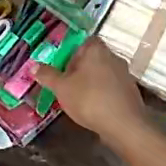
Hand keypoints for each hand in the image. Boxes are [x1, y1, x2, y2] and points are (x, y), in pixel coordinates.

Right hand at [33, 39, 148, 141]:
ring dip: (90, 82)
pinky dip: (102, 93)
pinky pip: (111, 87)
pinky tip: (94, 107)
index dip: (70, 51)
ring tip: (77, 97)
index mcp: (96, 49)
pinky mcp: (131, 91)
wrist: (123, 124)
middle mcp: (113, 56)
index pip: (82, 41)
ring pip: (102, 73)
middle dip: (78, 68)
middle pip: (92, 57)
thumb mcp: (61, 88)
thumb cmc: (89, 100)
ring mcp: (125, 74)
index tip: (60, 65)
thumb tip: (34, 66)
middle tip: (65, 82)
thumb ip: (48, 75)